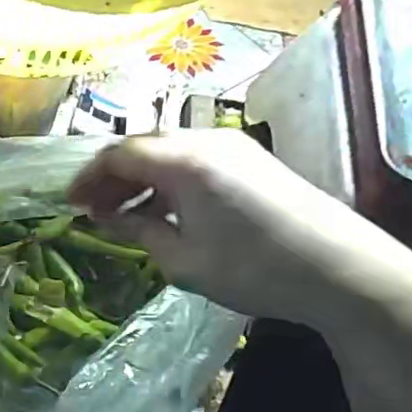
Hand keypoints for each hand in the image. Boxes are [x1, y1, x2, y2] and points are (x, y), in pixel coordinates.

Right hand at [67, 130, 411, 332]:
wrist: (341, 270)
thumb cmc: (252, 269)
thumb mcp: (181, 259)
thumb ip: (138, 229)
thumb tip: (109, 215)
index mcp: (183, 161)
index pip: (118, 154)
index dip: (88, 178)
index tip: (70, 204)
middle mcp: (206, 141)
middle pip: (142, 146)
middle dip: (111, 176)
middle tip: (93, 210)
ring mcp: (233, 146)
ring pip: (168, 151)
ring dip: (139, 178)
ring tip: (123, 214)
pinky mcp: (252, 160)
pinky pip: (194, 159)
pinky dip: (167, 179)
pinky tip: (164, 210)